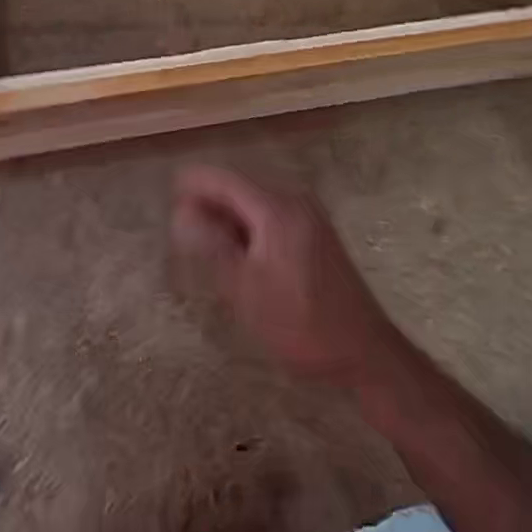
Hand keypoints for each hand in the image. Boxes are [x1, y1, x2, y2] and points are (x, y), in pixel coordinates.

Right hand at [173, 166, 401, 386]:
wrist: (365, 352)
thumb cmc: (300, 323)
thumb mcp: (244, 289)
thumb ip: (211, 246)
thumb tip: (180, 214)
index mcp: (276, 208)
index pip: (224, 179)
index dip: (192, 185)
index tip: (167, 197)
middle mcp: (294, 200)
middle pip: (238, 186)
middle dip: (208, 202)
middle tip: (182, 229)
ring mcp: (308, 214)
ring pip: (253, 201)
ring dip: (227, 216)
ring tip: (203, 243)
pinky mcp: (314, 231)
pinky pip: (269, 214)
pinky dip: (247, 225)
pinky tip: (236, 252)